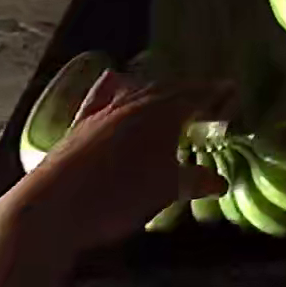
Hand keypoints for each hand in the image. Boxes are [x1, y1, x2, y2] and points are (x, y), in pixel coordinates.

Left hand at [0, 70, 229, 259]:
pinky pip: (102, 96)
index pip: (196, 96)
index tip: (231, 87)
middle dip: (189, 92)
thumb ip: (195, 181)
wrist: (54, 207)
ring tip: (169, 93)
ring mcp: (103, 112)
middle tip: (206, 99)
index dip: (215, 92)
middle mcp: (133, 104)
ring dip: (156, 90)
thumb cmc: (119, 195)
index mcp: (161, 114)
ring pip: (136, 90)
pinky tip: (114, 80)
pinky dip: (114, 88)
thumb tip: (221, 181)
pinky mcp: (80, 124)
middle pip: (168, 90)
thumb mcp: (166, 191)